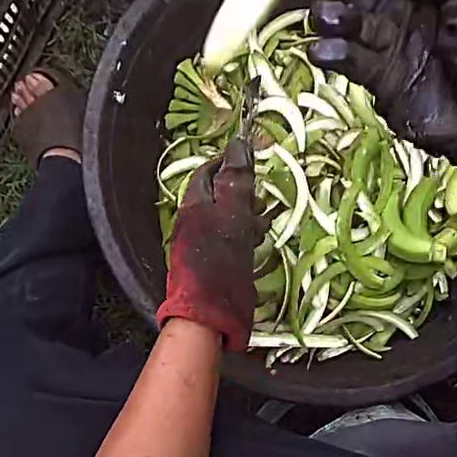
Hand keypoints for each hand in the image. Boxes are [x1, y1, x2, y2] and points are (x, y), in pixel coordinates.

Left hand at [158, 138, 259, 351]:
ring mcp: (203, 241)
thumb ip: (236, 181)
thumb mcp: (232, 214)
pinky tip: (256, 244)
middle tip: (261, 200)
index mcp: (194, 203)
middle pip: (220, 193)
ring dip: (248, 216)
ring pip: (228, 217)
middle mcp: (195, 219)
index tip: (253, 162)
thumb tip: (239, 145)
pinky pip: (231, 238)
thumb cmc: (220, 259)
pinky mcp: (214, 260)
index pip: (209, 170)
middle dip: (243, 193)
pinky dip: (245, 236)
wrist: (210, 310)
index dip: (230, 161)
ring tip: (261, 224)